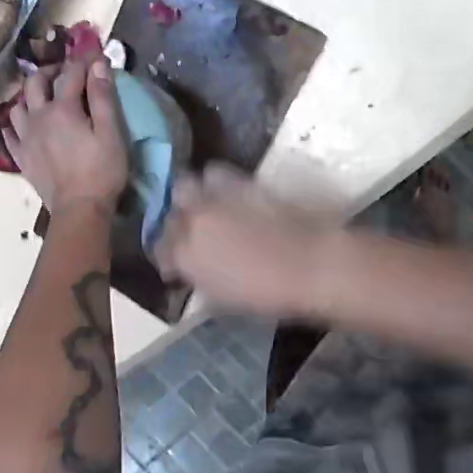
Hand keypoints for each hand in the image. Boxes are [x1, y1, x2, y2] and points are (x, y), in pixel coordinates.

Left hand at [4, 54, 126, 217]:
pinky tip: (20, 123)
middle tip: (65, 72)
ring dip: (29, 93)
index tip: (94, 55)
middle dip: (50, 71)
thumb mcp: (111, 132)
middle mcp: (38, 117)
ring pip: (18, 104)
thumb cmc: (102, 170)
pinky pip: (9, 133)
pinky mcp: (21, 157)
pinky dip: (14, 122)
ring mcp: (25, 138)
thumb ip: (102, 97)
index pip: (71, 75)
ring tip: (42, 95)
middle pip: (36, 83)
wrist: (79, 209)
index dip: (83, 62)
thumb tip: (97, 64)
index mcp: (63, 108)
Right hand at [155, 165, 338, 316]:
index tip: (178, 263)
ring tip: (205, 205)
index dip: (169, 256)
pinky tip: (228, 193)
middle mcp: (191, 223)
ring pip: (184, 185)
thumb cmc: (271, 294)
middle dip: (176, 223)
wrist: (311, 264)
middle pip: (169, 215)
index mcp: (185, 259)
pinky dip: (215, 182)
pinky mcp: (239, 180)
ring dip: (190, 195)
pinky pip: (214, 173)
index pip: (161, 251)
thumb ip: (202, 280)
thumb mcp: (226, 298)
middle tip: (192, 232)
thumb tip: (196, 273)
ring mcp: (214, 198)